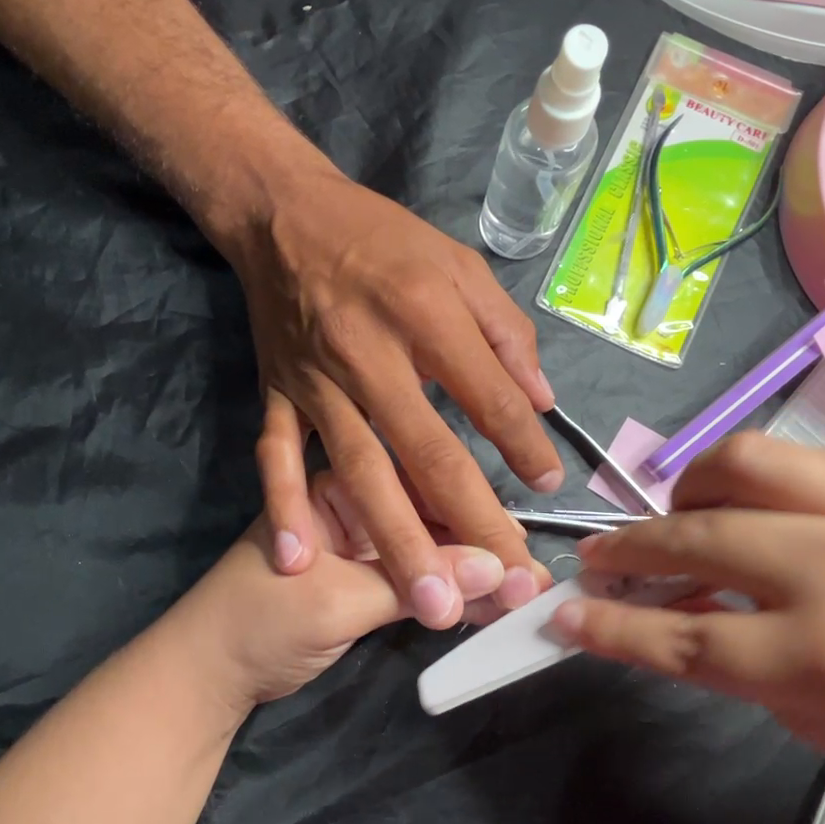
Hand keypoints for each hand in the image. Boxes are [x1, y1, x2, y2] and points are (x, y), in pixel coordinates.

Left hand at [168, 474, 510, 711]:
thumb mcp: (335, 599)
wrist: (205, 675)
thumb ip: (414, 583)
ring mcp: (362, 547)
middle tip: (534, 582)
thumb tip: (497, 571)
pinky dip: (450, 595)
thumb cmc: (256, 620)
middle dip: (482, 551)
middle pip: (432, 521)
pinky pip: (419, 582)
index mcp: (339, 486)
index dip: (474, 520)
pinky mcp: (366, 584)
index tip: (523, 553)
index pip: (420, 490)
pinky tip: (488, 606)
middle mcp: (357, 507)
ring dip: (472, 576)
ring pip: (430, 553)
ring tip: (523, 598)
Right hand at [223, 166, 561, 629]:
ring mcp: (318, 384)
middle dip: (470, 526)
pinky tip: (301, 562)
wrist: (283, 216)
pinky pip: (279, 459)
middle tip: (502, 592)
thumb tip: (542, 401)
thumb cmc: (381, 239)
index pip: (489, 395)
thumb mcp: (458, 262)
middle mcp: (371, 357)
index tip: (547, 488)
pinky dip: (285, 510)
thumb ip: (505, 331)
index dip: (523, 446)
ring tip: (429, 607)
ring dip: (396, 542)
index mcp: (425, 313)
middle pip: (428, 454)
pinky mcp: (277, 397)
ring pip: (361, 473)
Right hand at [549, 434, 824, 823]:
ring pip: (737, 463)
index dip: (610, 630)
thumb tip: (672, 619)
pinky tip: (744, 506)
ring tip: (677, 521)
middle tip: (601, 562)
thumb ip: (741, 666)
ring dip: (685, 492)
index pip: (681, 640)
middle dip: (629, 550)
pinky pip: (794, 457)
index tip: (562, 617)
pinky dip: (746, 479)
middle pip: (696, 538)